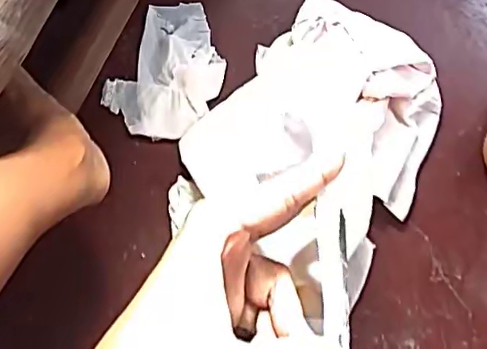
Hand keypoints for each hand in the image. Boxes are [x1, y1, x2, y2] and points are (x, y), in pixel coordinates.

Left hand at [100, 152, 344, 345]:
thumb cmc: (151, 342)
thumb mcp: (231, 333)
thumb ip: (286, 331)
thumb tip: (318, 335)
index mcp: (216, 226)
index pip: (276, 193)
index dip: (312, 175)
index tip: (336, 157)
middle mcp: (214, 246)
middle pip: (279, 262)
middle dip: (292, 303)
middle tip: (297, 334)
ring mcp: (209, 278)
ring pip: (268, 292)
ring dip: (275, 324)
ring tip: (267, 343)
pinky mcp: (203, 307)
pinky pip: (251, 310)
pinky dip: (259, 330)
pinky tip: (250, 343)